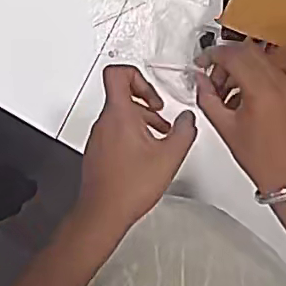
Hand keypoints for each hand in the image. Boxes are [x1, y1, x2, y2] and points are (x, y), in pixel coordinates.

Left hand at [74, 65, 197, 234]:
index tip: (152, 91)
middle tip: (159, 112)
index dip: (137, 74)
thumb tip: (188, 119)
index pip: (117, 73)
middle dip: (145, 99)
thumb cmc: (127, 187)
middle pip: (121, 93)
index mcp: (119, 114)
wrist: (103, 211)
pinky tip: (145, 152)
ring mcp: (98, 135)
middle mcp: (104, 121)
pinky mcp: (97, 149)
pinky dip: (131, 133)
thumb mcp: (169, 157)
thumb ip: (184, 132)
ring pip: (119, 113)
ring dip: (141, 118)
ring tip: (159, 134)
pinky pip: (114, 129)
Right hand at [195, 43, 285, 195]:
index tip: (201, 62)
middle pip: (247, 51)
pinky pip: (271, 72)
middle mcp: (281, 83)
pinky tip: (242, 96)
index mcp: (263, 90)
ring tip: (225, 90)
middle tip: (211, 75)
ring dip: (239, 66)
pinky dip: (253, 75)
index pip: (233, 55)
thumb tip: (201, 81)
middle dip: (225, 58)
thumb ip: (208, 99)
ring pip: (259, 59)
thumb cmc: (265, 161)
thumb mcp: (226, 128)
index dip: (211, 55)